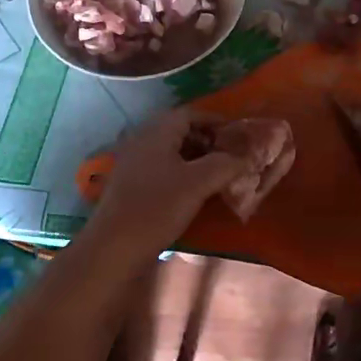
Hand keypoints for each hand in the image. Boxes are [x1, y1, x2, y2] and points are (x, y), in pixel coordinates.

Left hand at [89, 109, 246, 250]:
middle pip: (180, 130)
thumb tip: (246, 156)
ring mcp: (133, 162)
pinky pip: (161, 168)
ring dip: (196, 158)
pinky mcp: (131, 184)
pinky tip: (194, 191)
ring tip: (218, 174)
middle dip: (208, 140)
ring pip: (171, 151)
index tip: (239, 136)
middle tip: (231, 156)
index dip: (217, 121)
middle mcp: (142, 140)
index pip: (190, 113)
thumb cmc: (157, 207)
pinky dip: (182, 172)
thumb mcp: (198, 183)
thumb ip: (225, 164)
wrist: (115, 246)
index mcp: (156, 132)